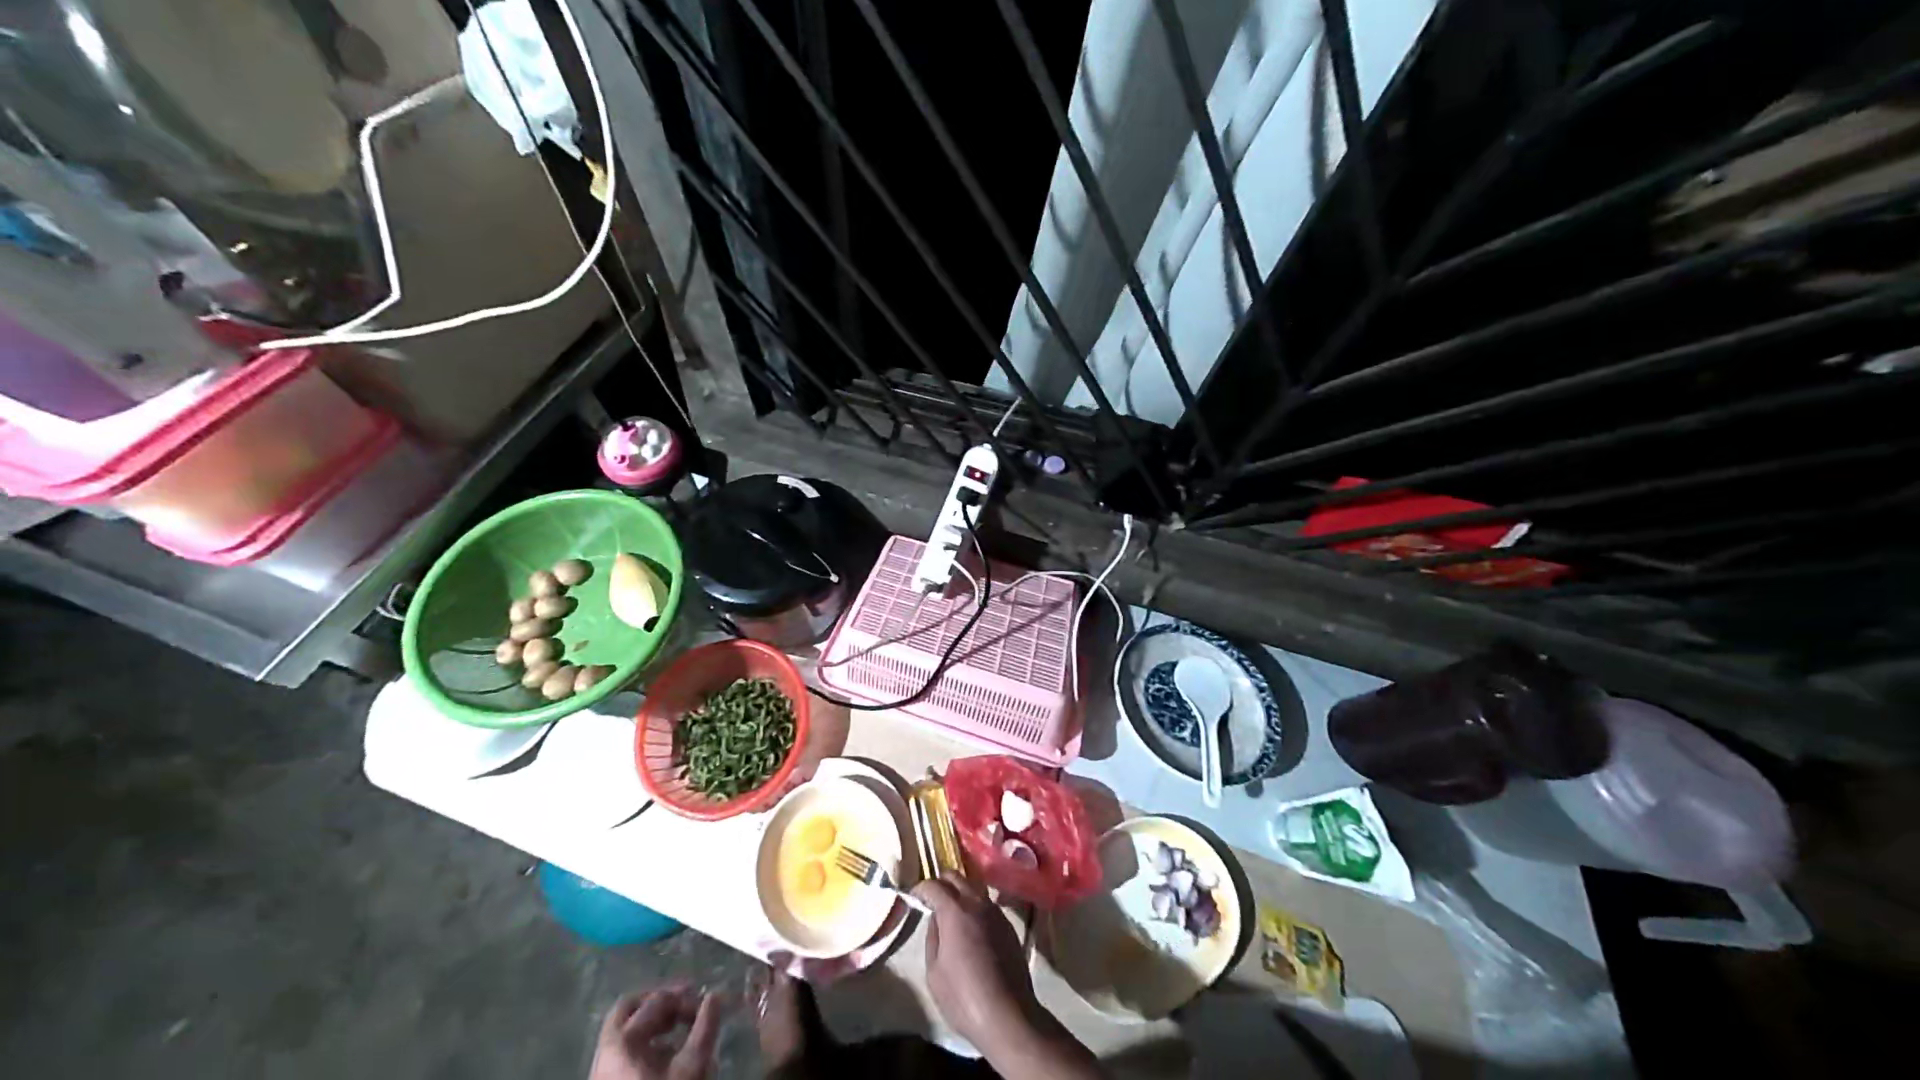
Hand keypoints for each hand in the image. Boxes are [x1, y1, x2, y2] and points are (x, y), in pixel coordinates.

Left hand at [588, 987, 721, 1079]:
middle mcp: (604, 1052)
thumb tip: (715, 997)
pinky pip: (624, 1052)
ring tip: (683, 1028)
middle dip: (662, 1002)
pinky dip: (646, 1043)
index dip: (686, 999)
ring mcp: (600, 1072)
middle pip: (629, 1009)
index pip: (657, 1001)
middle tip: (689, 1003)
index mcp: (621, 1041)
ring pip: (625, 1031)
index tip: (708, 1005)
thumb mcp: (692, 1067)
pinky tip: (669, 1054)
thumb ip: (706, 1027)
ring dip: (654, 1023)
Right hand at [910, 874, 1038, 1052]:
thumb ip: (932, 937)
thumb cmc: (963, 996)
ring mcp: (996, 913)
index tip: (913, 896)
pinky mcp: (1008, 926)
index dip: (921, 888)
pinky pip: (987, 905)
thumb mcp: (934, 971)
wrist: (1008, 1014)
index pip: (934, 885)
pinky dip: (975, 907)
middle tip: (931, 898)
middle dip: (941, 882)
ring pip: (975, 889)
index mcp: (955, 911)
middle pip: (957, 877)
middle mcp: (978, 904)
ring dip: (960, 892)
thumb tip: (936, 918)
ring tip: (951, 911)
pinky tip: (971, 926)